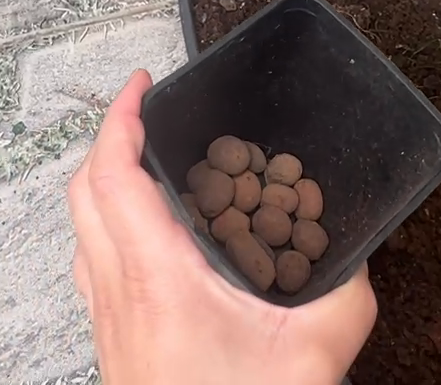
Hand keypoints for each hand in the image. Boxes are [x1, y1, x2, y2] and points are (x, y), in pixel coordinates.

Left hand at [69, 70, 376, 383]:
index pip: (113, 178)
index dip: (119, 120)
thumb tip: (358, 252)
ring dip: (104, 179)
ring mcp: (107, 322)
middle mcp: (117, 295)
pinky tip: (150, 229)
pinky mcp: (112, 344)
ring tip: (148, 158)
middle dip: (109, 137)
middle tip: (145, 111)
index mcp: (156, 281)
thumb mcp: (313, 355)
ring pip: (81, 227)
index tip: (141, 84)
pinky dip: (109, 220)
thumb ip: (345, 292)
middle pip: (83, 192)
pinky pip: (92, 260)